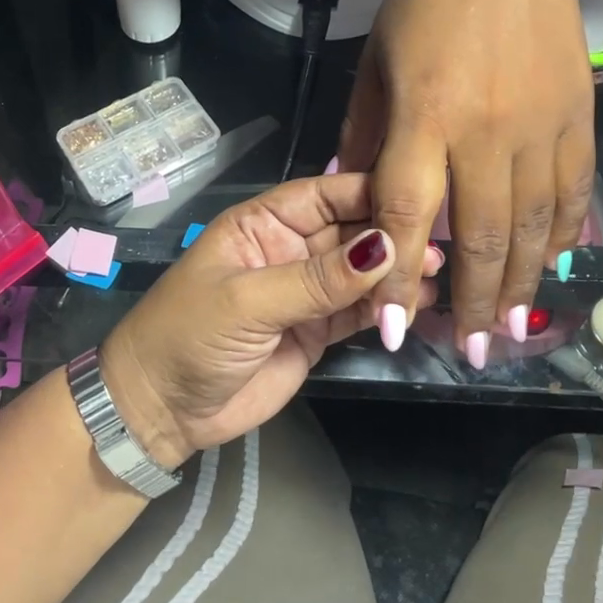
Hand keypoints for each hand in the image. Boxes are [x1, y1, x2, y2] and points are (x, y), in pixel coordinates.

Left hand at [98, 175, 441, 468]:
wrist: (162, 408)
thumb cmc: (188, 335)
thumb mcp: (247, 301)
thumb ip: (316, 279)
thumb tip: (384, 248)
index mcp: (262, 224)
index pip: (324, 195)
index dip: (368, 193)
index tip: (418, 198)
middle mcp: (288, 248)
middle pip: (350, 231)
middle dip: (391, 235)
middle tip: (440, 245)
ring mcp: (304, 291)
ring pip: (360, 272)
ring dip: (395, 273)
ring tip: (437, 275)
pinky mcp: (316, 331)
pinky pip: (357, 310)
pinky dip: (385, 308)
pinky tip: (418, 304)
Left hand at [338, 0, 593, 367]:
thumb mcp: (374, 65)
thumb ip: (362, 138)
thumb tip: (345, 199)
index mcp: (422, 116)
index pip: (404, 216)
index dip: (394, 278)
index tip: (392, 330)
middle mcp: (485, 132)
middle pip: (479, 239)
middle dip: (470, 303)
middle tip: (465, 350)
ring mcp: (541, 128)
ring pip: (533, 228)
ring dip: (520, 285)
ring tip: (506, 328)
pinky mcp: (580, 119)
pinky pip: (572, 196)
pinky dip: (560, 240)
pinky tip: (549, 269)